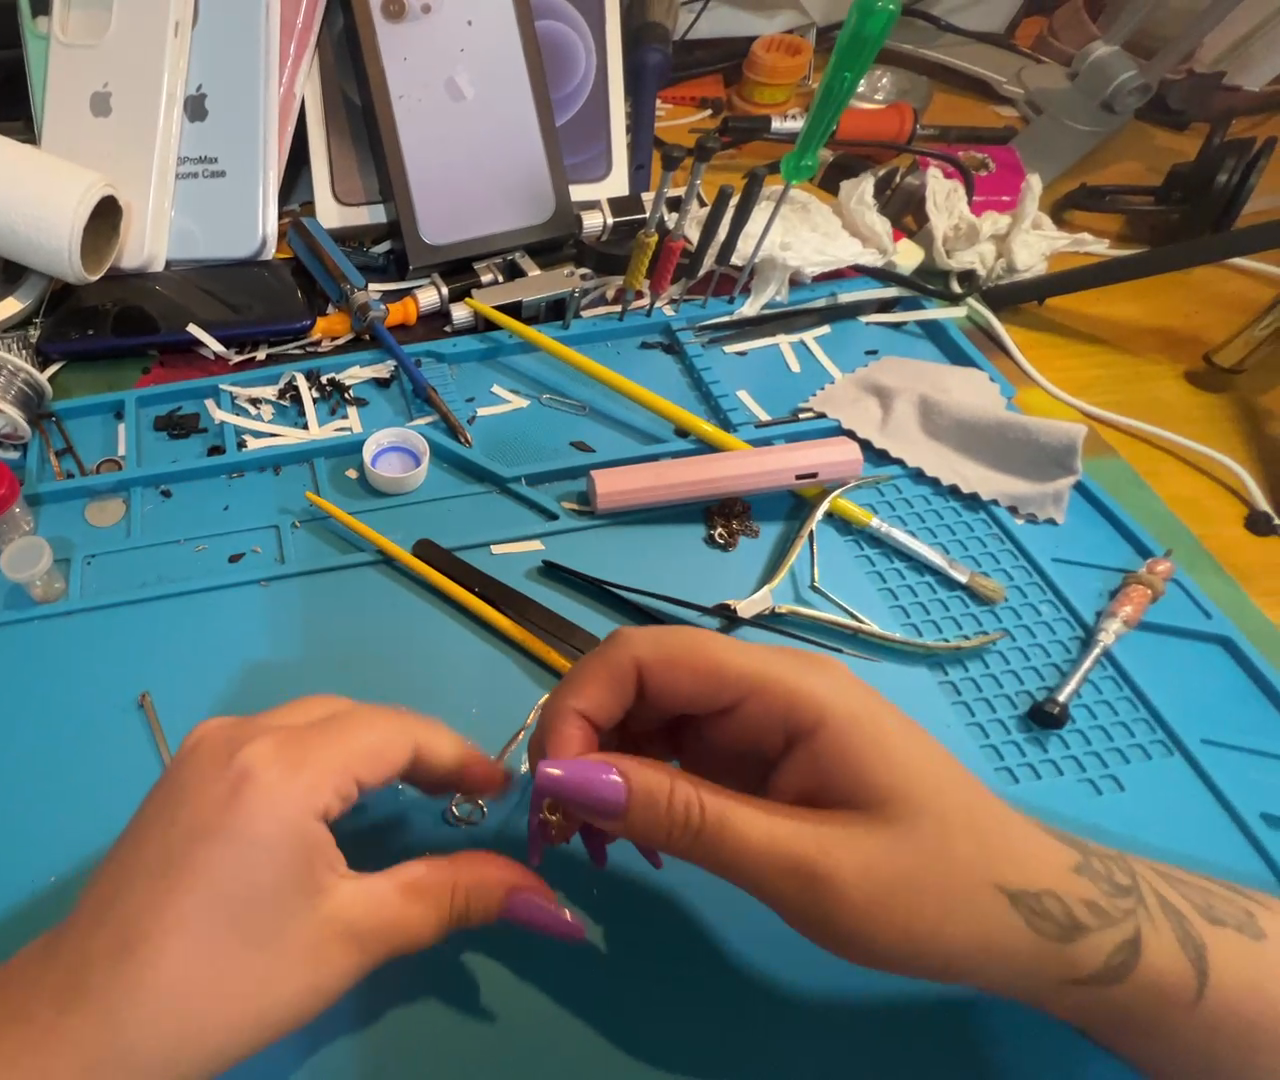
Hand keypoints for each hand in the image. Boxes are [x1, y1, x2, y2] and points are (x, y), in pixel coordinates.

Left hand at [0, 697, 582, 1077]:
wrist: (89, 1017)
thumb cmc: (228, 979)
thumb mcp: (350, 936)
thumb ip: (449, 897)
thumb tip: (543, 896)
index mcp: (283, 762)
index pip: (393, 730)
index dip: (455, 754)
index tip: (501, 791)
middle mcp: (241, 731)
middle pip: (351, 717)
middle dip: (412, 750)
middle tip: (460, 802)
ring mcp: (204, 746)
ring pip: (309, 723)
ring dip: (364, 752)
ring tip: (408, 804)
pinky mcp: (184, 771)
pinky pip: (271, 741)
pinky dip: (318, 760)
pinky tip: (331, 808)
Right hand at [528, 626, 1077, 994]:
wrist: (1038, 925)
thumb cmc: (938, 894)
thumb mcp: (804, 868)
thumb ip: (680, 817)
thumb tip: (561, 781)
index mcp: (781, 686)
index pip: (643, 656)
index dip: (579, 705)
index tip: (553, 787)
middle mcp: (755, 684)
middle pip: (631, 679)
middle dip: (579, 740)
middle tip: (561, 823)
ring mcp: (749, 717)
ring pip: (637, 714)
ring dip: (598, 768)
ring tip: (591, 841)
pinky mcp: (745, 752)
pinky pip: (662, 750)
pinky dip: (629, 787)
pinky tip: (632, 837)